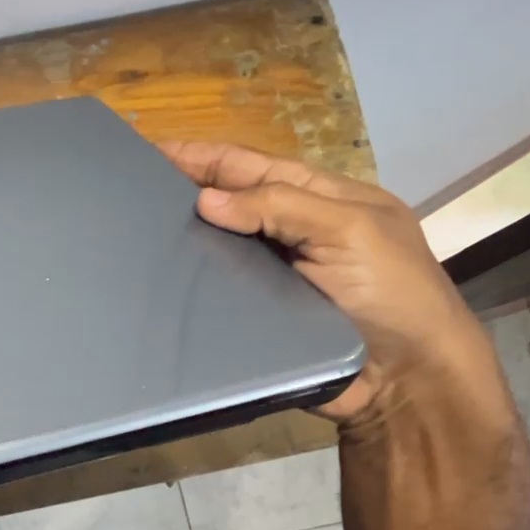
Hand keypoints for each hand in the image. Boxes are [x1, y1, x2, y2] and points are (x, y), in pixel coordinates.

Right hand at [159, 141, 509, 428]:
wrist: (404, 379)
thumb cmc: (392, 294)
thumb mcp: (350, 231)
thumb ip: (282, 207)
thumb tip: (205, 200)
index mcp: (317, 198)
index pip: (248, 167)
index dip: (200, 156)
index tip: (148, 150)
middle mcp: (287, 234)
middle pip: (226, 206)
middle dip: (181, 194)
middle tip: (125, 195)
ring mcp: (269, 280)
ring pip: (215, 253)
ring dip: (179, 245)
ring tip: (130, 239)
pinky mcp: (256, 321)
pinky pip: (215, 300)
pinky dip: (188, 292)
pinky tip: (155, 288)